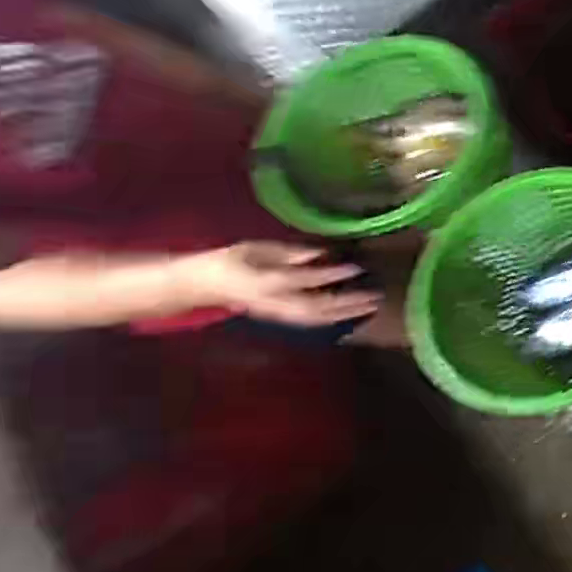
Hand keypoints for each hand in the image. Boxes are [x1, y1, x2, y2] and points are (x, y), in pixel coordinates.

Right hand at [178, 241, 380, 325]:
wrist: (196, 286)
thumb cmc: (225, 261)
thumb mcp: (252, 249)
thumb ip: (287, 252)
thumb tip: (320, 253)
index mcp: (262, 282)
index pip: (303, 279)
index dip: (331, 274)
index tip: (357, 267)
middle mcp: (272, 302)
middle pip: (316, 306)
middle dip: (348, 303)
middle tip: (376, 295)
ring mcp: (275, 313)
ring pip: (316, 319)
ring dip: (347, 314)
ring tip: (373, 306)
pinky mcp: (279, 318)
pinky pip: (311, 322)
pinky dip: (335, 319)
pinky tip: (355, 315)